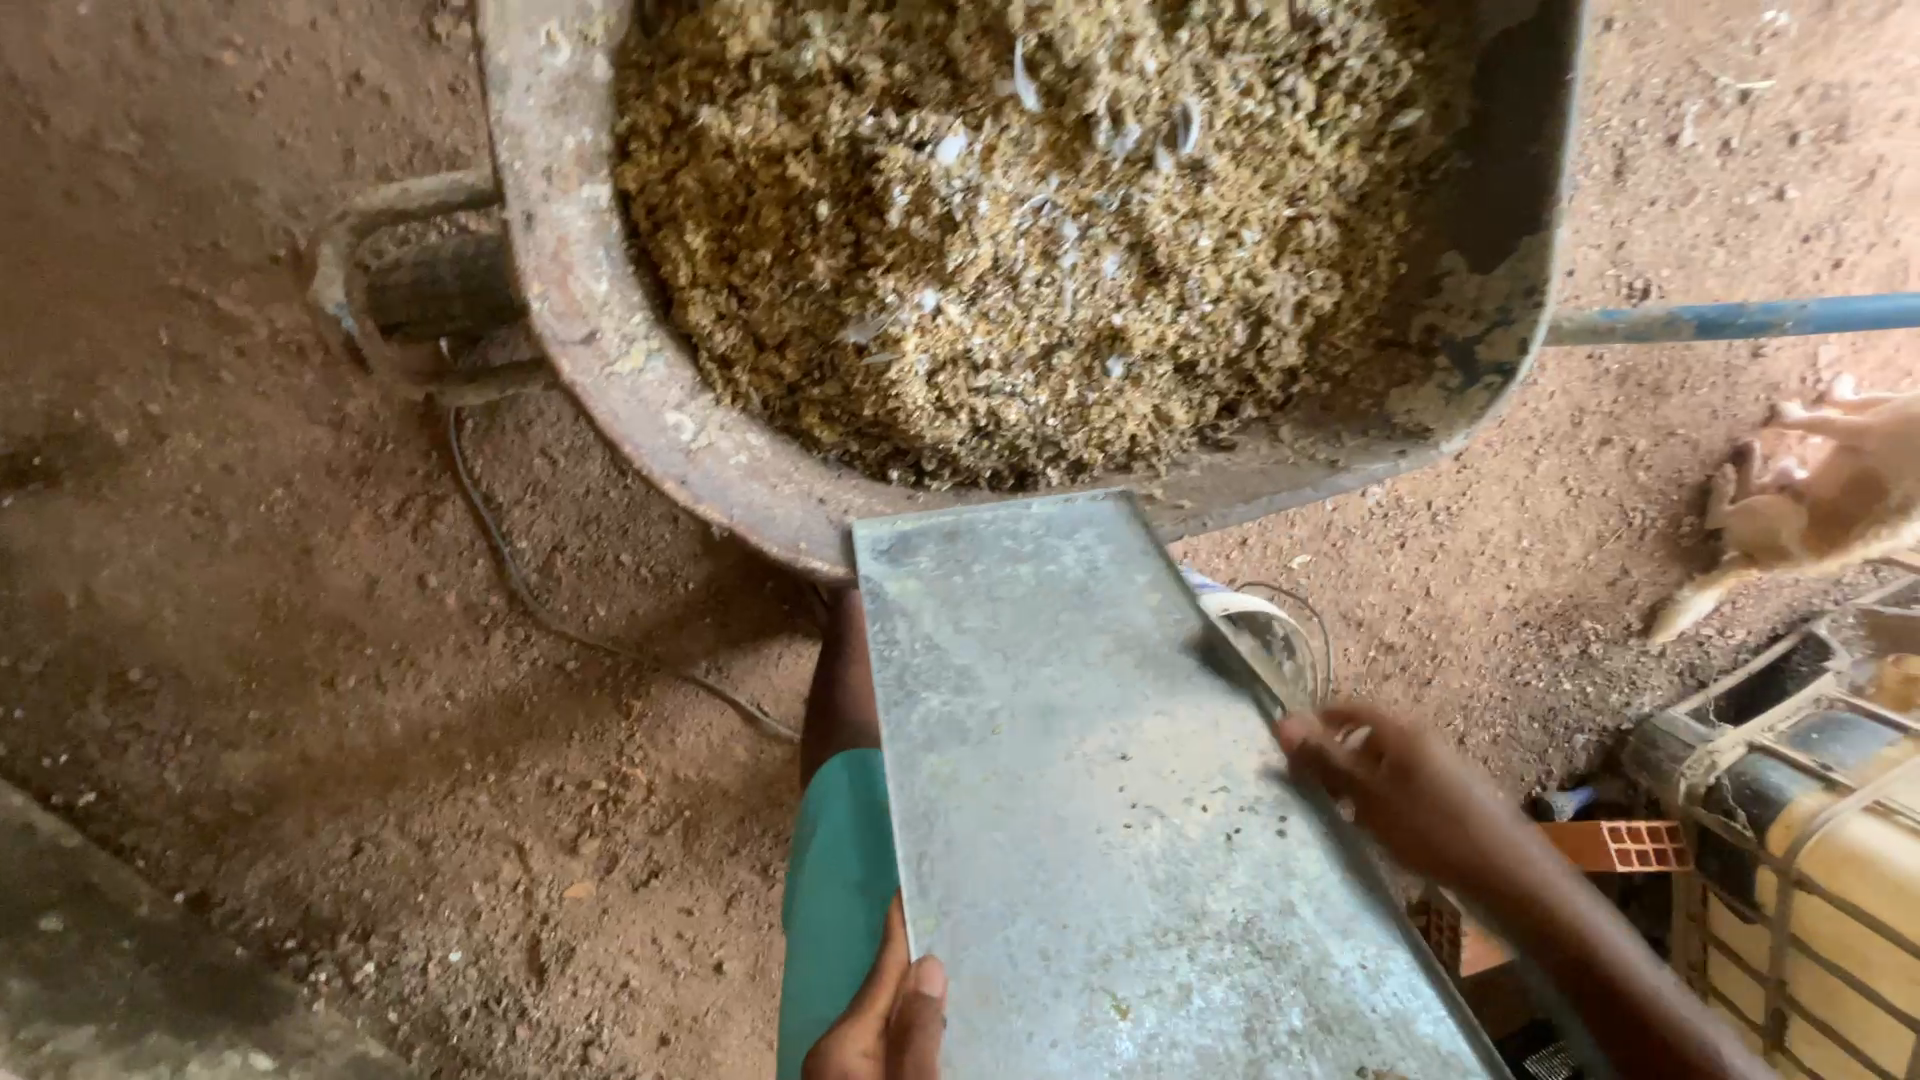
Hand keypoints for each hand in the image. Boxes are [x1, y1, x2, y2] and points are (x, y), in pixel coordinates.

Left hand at [802, 895, 947, 1079]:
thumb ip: (916, 1033)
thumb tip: (928, 964)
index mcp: (841, 1041)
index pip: (881, 972)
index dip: (900, 928)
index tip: (909, 887)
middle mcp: (833, 1047)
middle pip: (884, 993)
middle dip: (915, 962)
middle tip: (948, 925)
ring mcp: (838, 1068)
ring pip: (885, 1019)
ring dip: (915, 997)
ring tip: (949, 968)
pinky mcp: (850, 1079)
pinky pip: (885, 1043)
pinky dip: (908, 1028)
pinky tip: (930, 1024)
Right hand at [1275, 705, 1563, 894]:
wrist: (1511, 879)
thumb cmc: (1431, 830)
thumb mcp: (1367, 795)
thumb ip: (1324, 758)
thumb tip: (1281, 720)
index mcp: (1402, 730)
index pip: (1347, 707)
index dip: (1317, 724)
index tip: (1294, 754)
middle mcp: (1422, 740)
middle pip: (1364, 736)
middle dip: (1336, 759)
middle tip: (1317, 791)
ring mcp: (1441, 767)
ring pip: (1383, 764)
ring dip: (1358, 783)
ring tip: (1349, 817)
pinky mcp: (1452, 796)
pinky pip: (1403, 785)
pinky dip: (1384, 799)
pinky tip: (1384, 831)